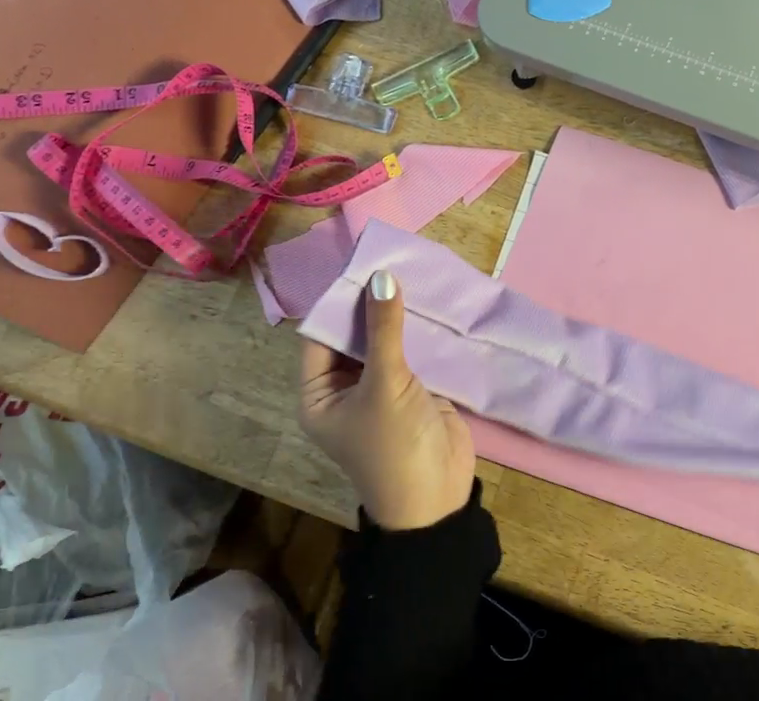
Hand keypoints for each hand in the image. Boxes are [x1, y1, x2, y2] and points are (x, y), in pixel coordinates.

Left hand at [299, 270, 476, 530]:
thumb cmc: (393, 446)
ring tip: (414, 271)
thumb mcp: (385, 385)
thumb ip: (385, 330)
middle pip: (354, 336)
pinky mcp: (416, 389)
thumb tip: (381, 276)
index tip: (360, 264)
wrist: (437, 498)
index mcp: (320, 395)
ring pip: (386, 342)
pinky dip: (422, 330)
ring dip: (398, 314)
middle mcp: (346, 389)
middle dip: (371, 304)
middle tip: (391, 260)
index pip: (320, 337)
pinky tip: (435, 301)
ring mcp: (382, 389)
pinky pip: (414, 352)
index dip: (338, 302)